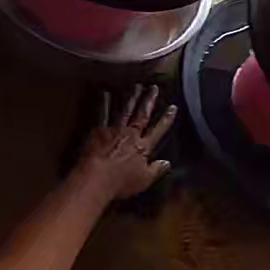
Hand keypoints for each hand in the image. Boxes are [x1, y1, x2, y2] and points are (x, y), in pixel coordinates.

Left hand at [76, 85, 176, 201]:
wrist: (96, 177)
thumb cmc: (120, 182)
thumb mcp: (144, 180)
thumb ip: (156, 170)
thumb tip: (167, 163)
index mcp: (143, 147)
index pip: (158, 130)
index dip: (166, 119)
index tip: (173, 107)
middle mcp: (130, 135)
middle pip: (142, 115)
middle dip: (149, 101)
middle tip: (154, 88)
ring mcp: (114, 130)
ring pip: (124, 111)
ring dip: (131, 98)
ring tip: (135, 86)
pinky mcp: (98, 130)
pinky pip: (102, 114)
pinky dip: (104, 103)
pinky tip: (104, 93)